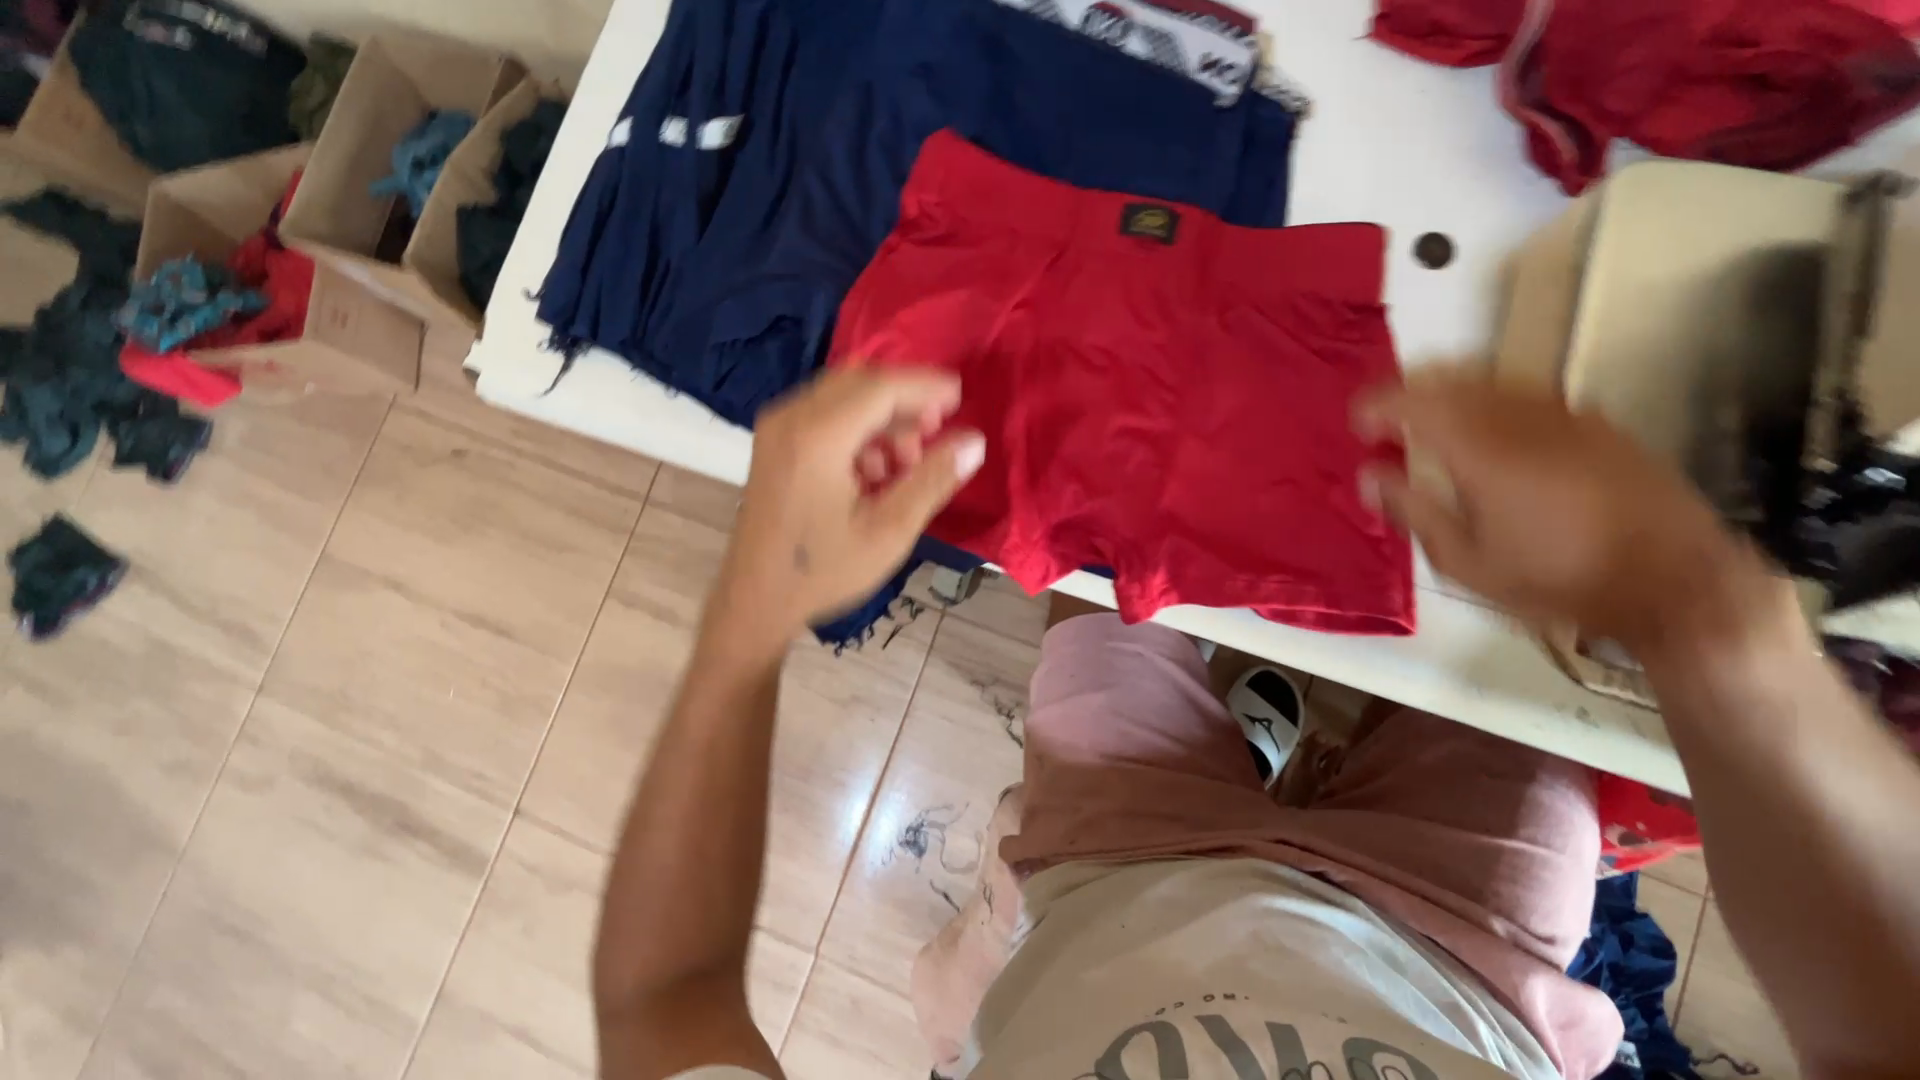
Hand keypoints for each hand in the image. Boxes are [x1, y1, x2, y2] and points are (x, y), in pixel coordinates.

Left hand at [710, 368, 985, 640]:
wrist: (755, 601)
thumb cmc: (823, 571)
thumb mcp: (889, 531)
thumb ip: (933, 479)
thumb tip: (974, 441)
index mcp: (818, 436)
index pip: (881, 387)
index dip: (925, 387)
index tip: (960, 397)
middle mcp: (791, 418)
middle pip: (860, 383)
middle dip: (904, 402)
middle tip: (936, 434)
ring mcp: (776, 428)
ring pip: (842, 396)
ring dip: (881, 418)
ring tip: (906, 465)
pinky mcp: (773, 443)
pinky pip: (823, 414)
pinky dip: (856, 429)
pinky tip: (873, 472)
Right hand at [1352, 369, 1774, 656]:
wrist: (1675, 580)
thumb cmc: (1557, 579)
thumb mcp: (1467, 562)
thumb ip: (1413, 511)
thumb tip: (1369, 475)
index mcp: (1482, 452)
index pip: (1416, 403)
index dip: (1380, 404)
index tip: (1359, 422)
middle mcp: (1521, 419)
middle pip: (1454, 376)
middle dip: (1412, 386)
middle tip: (1389, 411)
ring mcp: (1565, 416)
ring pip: (1494, 378)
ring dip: (1453, 387)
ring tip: (1433, 412)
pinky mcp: (1598, 424)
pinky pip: (1530, 393)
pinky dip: (1494, 398)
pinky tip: (1492, 426)